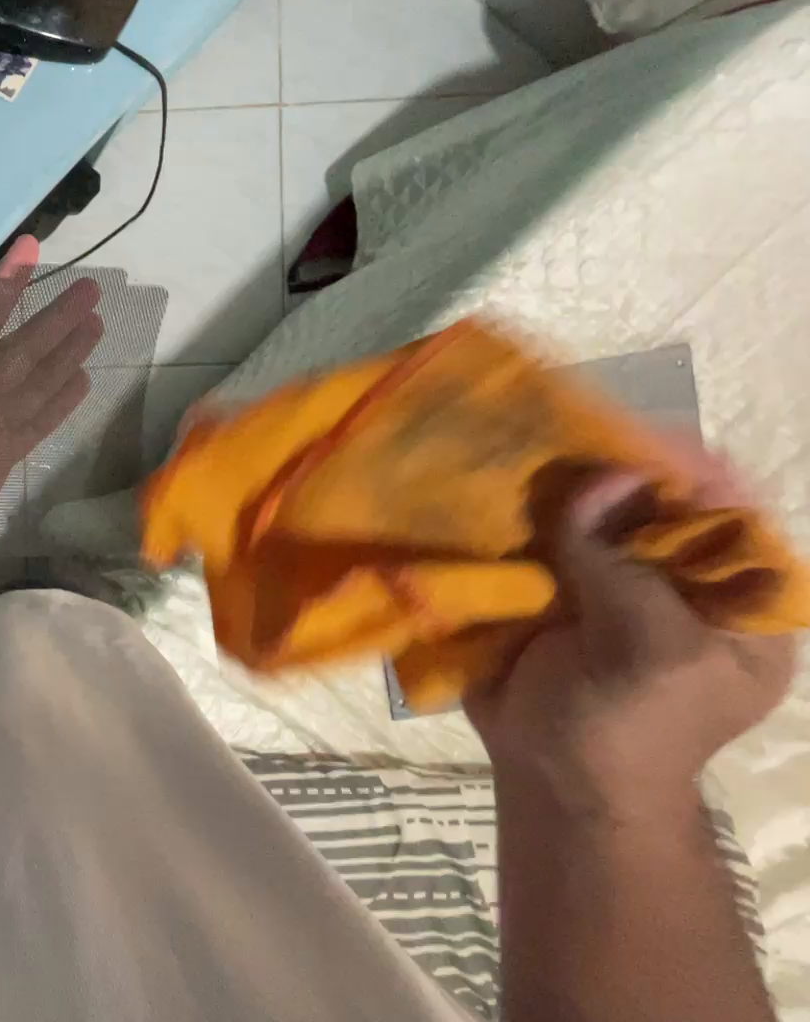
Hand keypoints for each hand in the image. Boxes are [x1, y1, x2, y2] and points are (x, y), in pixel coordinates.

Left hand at [0, 236, 102, 586]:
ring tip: (95, 322)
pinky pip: (36, 420)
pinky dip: (58, 401)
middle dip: (52, 316)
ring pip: (35, 379)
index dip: (7, 284)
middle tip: (92, 286)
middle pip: (21, 346)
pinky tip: (81, 381)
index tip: (32, 247)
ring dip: (63, 351)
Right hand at [465, 470, 798, 817]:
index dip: (675, 466)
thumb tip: (598, 478)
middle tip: (538, 439)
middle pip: (646, 501)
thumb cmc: (629, 728)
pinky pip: (532, 543)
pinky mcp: (546, 590)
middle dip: (597, 469)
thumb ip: (625, 569)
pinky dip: (506, 519)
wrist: (555, 778)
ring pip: (581, 516)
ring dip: (542, 489)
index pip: (723, 505)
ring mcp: (605, 581)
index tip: (609, 436)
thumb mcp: (652, 653)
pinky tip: (477, 496)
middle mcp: (673, 574)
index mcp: (736, 591)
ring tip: (498, 454)